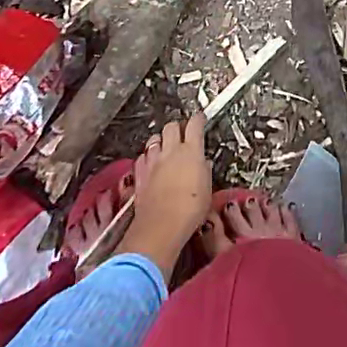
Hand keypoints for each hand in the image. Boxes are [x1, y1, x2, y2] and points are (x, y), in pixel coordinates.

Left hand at [118, 112, 210, 277]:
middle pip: (171, 126)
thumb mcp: (207, 189)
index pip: (195, 124)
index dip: (198, 119)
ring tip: (165, 146)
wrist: (161, 227)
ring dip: (161, 140)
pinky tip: (151, 164)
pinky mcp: (139, 174)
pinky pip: (142, 157)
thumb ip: (204, 171)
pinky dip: (148, 157)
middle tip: (182, 133)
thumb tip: (203, 164)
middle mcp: (171, 151)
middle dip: (177, 127)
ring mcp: (153, 161)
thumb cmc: (189, 210)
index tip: (200, 119)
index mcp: (192, 151)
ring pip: (154, 139)